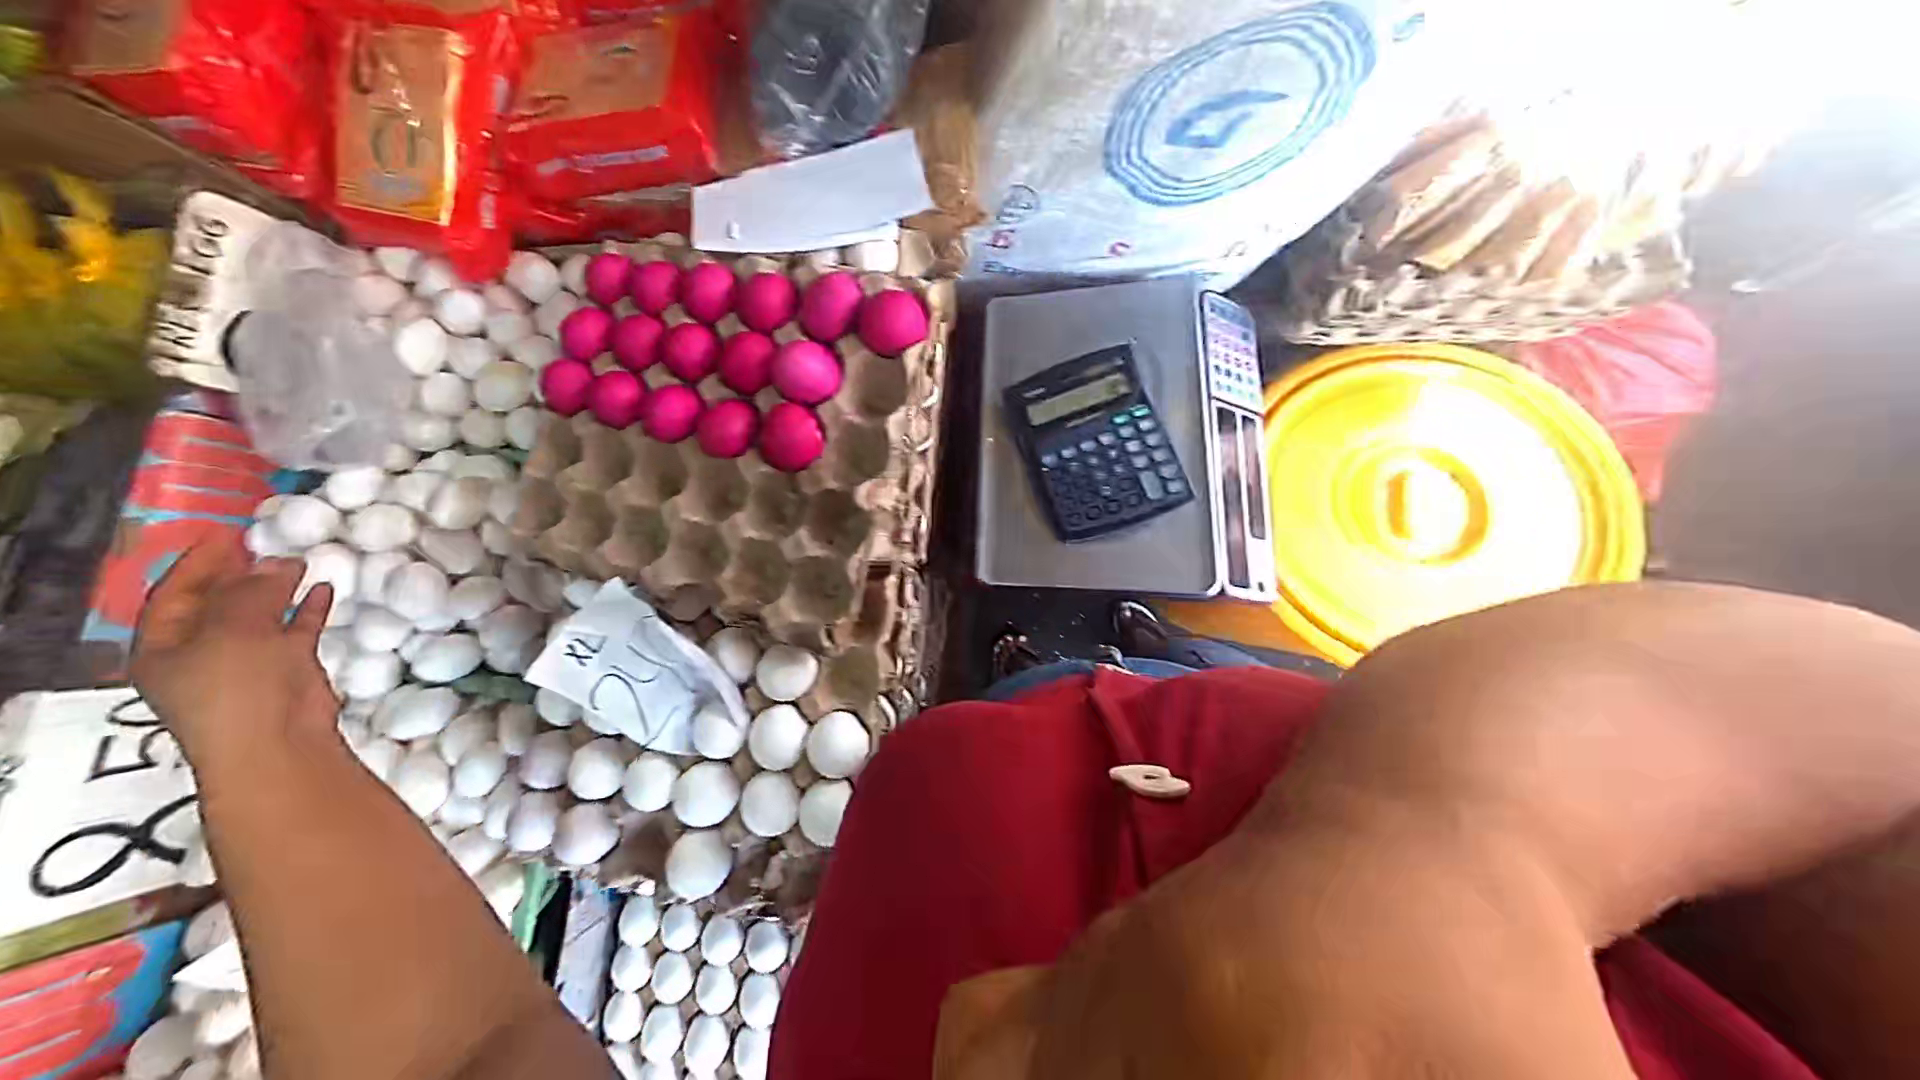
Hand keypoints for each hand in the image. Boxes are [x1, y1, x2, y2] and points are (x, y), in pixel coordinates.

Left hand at [131, 535, 336, 764]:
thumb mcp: (233, 631)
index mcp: (165, 646)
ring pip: (261, 614)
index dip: (199, 562)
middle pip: (218, 602)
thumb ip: (252, 592)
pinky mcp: (289, 668)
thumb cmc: (237, 687)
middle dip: (241, 572)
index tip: (228, 532)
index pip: (175, 593)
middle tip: (266, 542)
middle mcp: (201, 651)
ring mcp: (247, 661)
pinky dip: (309, 609)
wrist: (277, 743)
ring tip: (300, 561)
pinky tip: (324, 589)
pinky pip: (297, 630)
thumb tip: (275, 562)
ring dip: (278, 588)